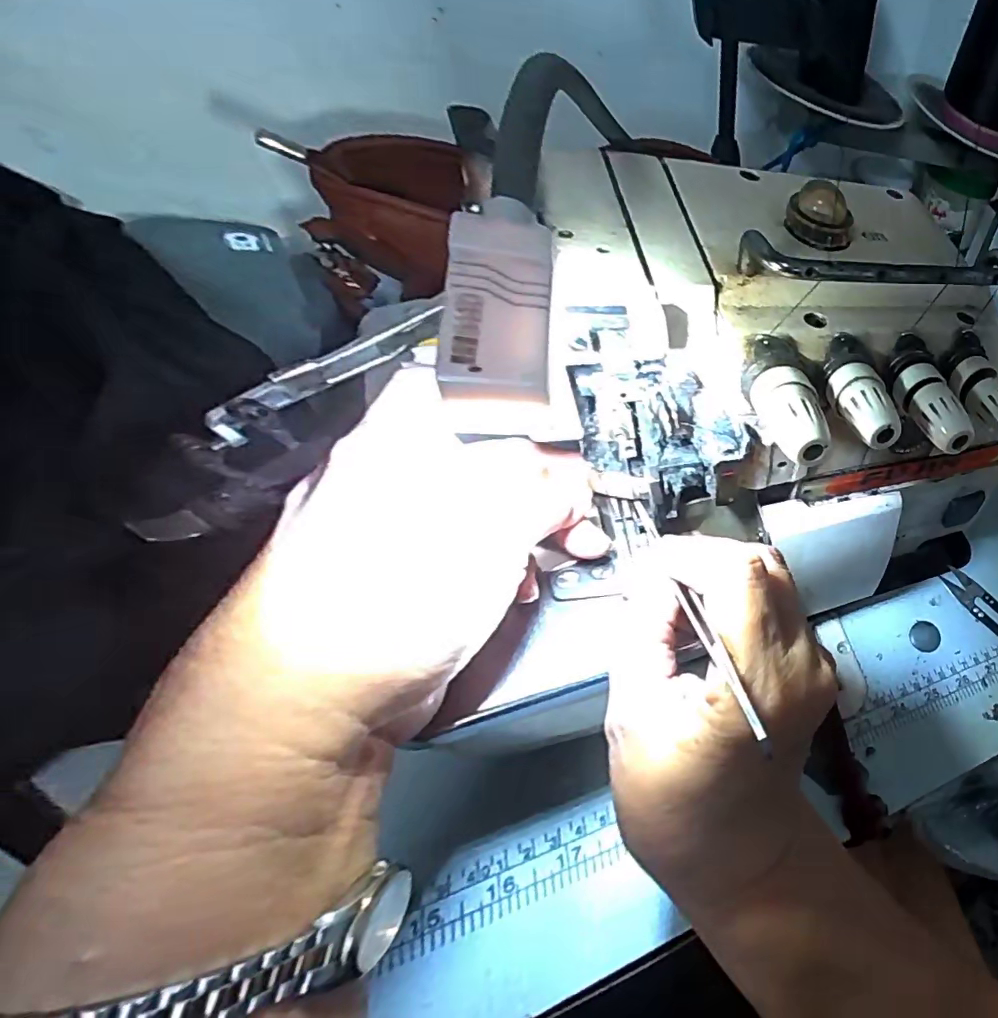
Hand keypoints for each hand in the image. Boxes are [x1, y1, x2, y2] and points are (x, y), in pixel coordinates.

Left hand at [186, 364, 608, 748]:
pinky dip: (517, 555)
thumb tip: (573, 483)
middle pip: (495, 451)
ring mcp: (406, 530)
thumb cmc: (376, 611)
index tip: (574, 426)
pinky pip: (482, 545)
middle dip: (552, 476)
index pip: (470, 392)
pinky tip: (530, 577)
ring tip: (576, 544)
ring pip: (494, 502)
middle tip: (584, 501)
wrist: (312, 708)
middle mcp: (397, 481)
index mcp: (397, 449)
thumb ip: (542, 490)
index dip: (530, 401)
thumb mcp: (486, 529)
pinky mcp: (418, 574)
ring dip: (545, 520)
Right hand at [604, 536, 838, 911]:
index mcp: (759, 680)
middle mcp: (804, 661)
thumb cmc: (674, 803)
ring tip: (673, 599)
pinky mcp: (817, 666)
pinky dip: (741, 599)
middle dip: (705, 558)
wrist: (739, 850)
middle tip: (655, 579)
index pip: (741, 574)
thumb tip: (654, 578)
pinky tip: (704, 621)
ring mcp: (818, 663)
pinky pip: (781, 608)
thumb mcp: (633, 717)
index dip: (690, 556)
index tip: (646, 568)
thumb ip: (644, 634)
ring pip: (777, 581)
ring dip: (723, 575)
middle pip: (765, 567)